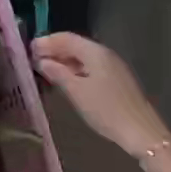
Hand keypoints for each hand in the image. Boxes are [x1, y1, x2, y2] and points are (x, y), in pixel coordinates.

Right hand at [31, 33, 170, 157]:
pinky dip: (75, 69)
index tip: (28, 50)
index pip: (66, 38)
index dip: (46, 42)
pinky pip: (91, 66)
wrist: (142, 133)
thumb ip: (57, 73)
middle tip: (33, 60)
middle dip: (54, 50)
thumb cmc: (106, 110)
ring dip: (64, 60)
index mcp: (95, 52)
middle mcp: (105, 54)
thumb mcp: (76, 92)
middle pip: (75, 45)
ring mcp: (113, 67)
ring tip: (46, 70)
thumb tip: (41, 61)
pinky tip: (66, 80)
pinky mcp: (117, 80)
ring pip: (83, 56)